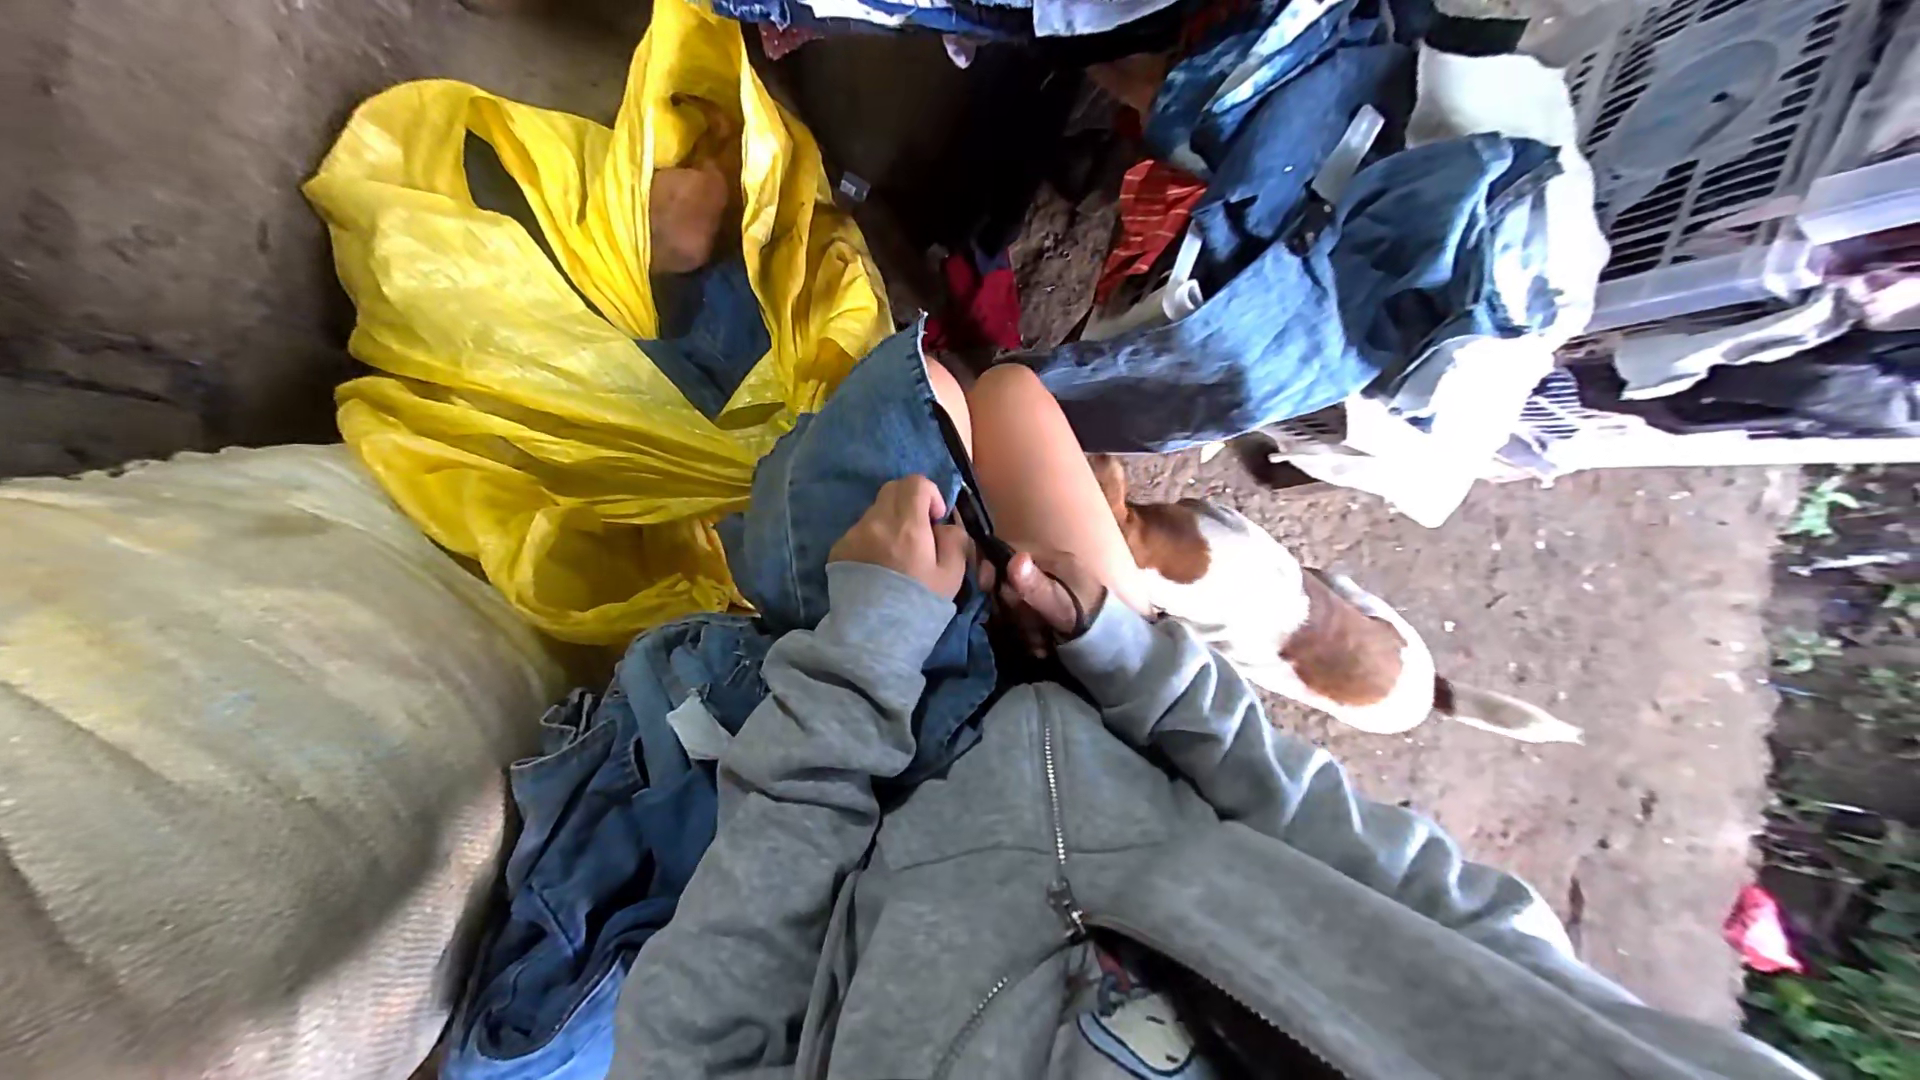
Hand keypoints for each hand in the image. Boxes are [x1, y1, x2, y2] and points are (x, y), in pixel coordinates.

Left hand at [828, 476, 971, 598]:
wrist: (873, 634)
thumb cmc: (917, 604)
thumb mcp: (951, 576)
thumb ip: (954, 541)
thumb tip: (944, 526)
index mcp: (907, 525)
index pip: (916, 483)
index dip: (930, 493)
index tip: (935, 517)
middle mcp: (877, 522)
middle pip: (892, 489)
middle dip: (909, 500)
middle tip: (918, 529)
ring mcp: (854, 534)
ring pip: (875, 510)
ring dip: (890, 520)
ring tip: (896, 553)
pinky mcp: (839, 548)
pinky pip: (860, 530)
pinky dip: (872, 537)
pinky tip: (877, 565)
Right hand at [980, 548, 1107, 654]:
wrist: (1118, 651)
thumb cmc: (1089, 622)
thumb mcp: (1060, 607)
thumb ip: (1036, 586)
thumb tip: (1014, 559)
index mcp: (1053, 560)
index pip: (1008, 554)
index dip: (994, 573)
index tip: (990, 594)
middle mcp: (1050, 570)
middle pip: (1010, 583)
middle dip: (1014, 611)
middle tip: (1029, 631)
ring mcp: (1051, 589)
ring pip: (1017, 604)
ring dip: (1022, 627)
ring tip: (1039, 644)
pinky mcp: (1053, 609)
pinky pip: (1028, 616)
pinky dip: (1030, 633)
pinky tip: (1041, 647)